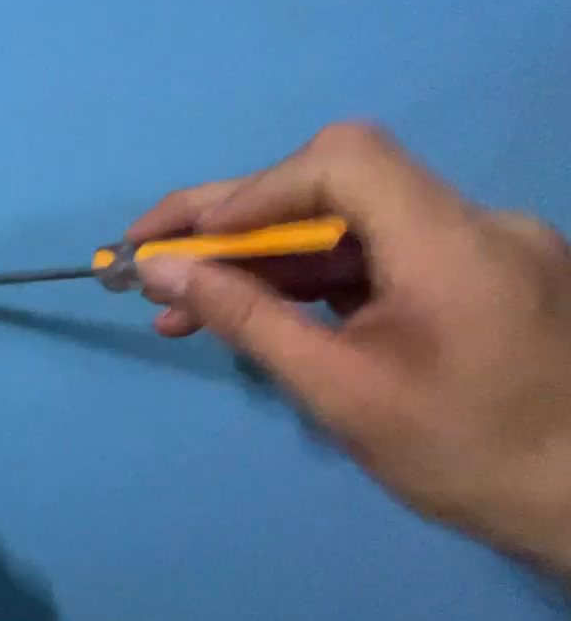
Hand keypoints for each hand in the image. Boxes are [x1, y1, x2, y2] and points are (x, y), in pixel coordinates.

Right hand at [128, 123, 570, 571]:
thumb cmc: (473, 458)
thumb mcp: (338, 391)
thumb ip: (242, 316)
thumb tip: (153, 267)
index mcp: (455, 247)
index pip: (343, 163)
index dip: (255, 189)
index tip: (192, 241)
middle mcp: (470, 227)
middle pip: (323, 188)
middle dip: (223, 223)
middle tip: (147, 257)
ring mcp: (470, 250)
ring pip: (330, 225)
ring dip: (247, 257)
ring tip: (176, 303)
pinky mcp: (462, 276)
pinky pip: (357, 256)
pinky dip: (291, 278)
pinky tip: (241, 311)